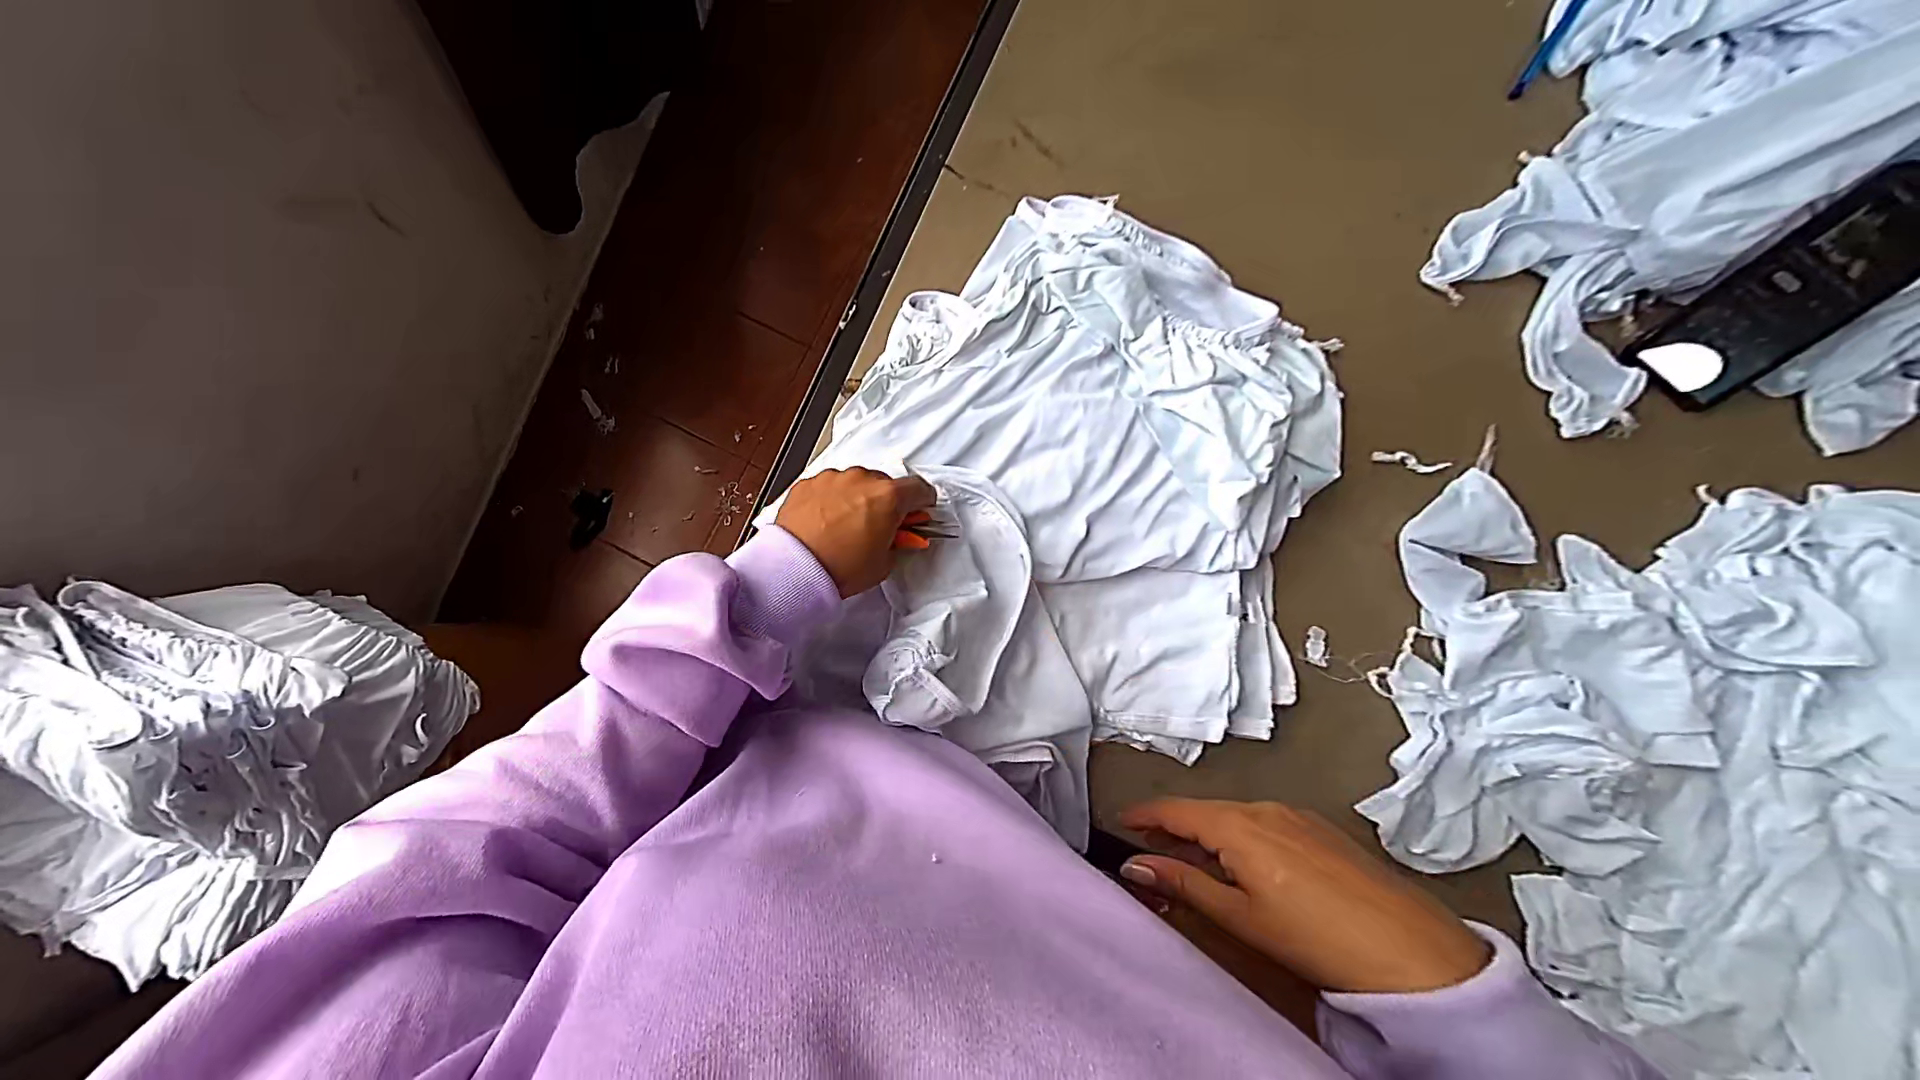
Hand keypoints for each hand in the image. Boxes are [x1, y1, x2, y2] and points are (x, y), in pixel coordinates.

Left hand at [775, 468, 937, 596]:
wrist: (794, 569)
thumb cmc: (836, 566)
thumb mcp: (883, 563)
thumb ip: (897, 542)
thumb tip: (898, 536)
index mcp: (888, 497)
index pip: (920, 489)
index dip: (923, 503)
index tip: (919, 511)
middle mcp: (861, 480)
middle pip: (886, 484)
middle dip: (886, 504)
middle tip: (881, 528)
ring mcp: (834, 479)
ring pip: (856, 483)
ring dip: (858, 500)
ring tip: (849, 529)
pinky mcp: (810, 484)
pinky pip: (830, 487)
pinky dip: (832, 500)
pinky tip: (828, 524)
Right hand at [1118, 799, 1490, 993]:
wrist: (1415, 953)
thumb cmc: (1319, 938)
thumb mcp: (1240, 916)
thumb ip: (1183, 883)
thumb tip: (1136, 866)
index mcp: (1238, 824)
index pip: (1175, 809)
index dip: (1144, 815)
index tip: (1122, 821)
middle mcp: (1265, 807)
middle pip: (1204, 810)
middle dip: (1173, 827)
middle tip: (1150, 850)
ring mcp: (1296, 814)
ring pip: (1233, 814)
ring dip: (1207, 832)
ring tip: (1193, 861)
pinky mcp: (1319, 827)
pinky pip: (1263, 820)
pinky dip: (1239, 835)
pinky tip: (1242, 862)